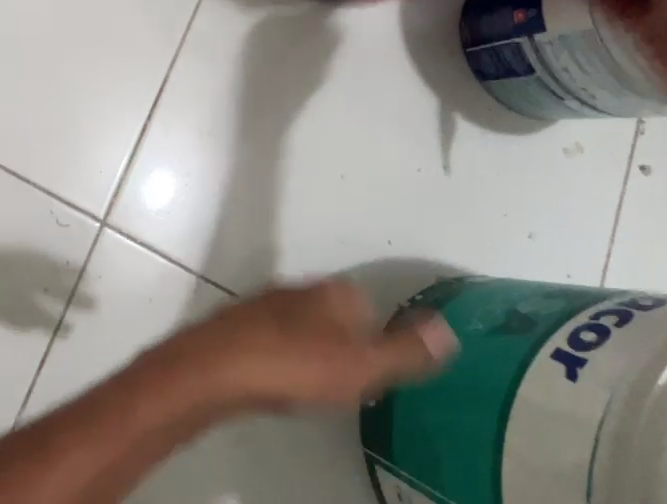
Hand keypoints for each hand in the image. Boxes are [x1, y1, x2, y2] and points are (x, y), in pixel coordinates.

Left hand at [144, 280, 455, 410]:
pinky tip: (282, 374)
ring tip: (320, 378)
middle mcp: (298, 288)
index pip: (367, 298)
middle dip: (344, 332)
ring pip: (300, 318)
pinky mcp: (237, 323)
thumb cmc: (296, 366)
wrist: (218, 367)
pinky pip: (272, 334)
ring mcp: (263, 302)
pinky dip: (283, 350)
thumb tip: (448, 328)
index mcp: (333, 292)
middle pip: (332, 306)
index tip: (383, 358)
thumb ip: (406, 349)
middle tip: (355, 371)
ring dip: (312, 341)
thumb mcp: (364, 365)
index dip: (378, 327)